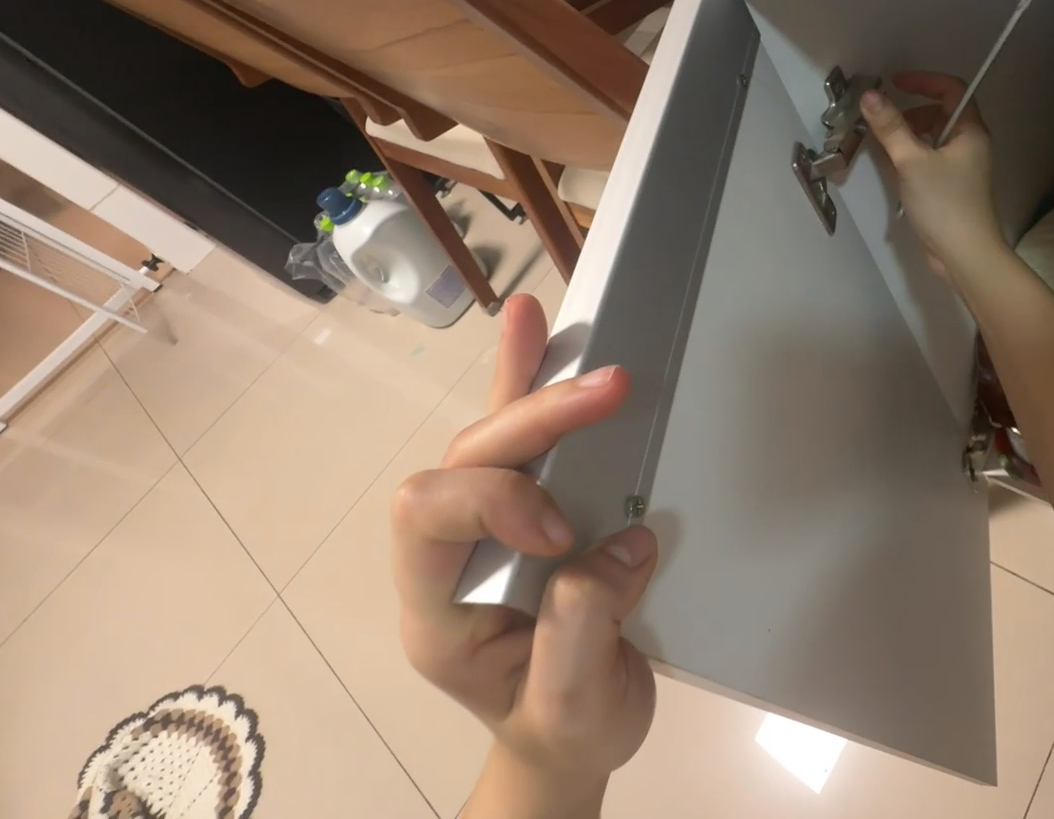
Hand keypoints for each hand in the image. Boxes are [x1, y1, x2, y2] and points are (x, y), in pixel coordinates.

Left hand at [391, 295, 658, 815]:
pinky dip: (527, 382)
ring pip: (487, 435)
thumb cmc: (567, 728)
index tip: (567, 533)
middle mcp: (450, 553)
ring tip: (536, 317)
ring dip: (519, 379)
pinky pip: (521, 438)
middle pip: (468, 459)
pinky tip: (536, 330)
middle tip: (613, 388)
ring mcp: (489, 527)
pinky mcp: (533, 508)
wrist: (573, 735)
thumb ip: (582, 635)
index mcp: (437, 606)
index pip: (431, 516)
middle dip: (536, 420)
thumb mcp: (576, 707)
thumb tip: (623, 542)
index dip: (500, 501)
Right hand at [860, 70, 1006, 278]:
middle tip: (884, 120)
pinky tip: (892, 169)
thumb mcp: (912, 161)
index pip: (952, 89)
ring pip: (932, 139)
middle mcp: (969, 145)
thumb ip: (890, 128)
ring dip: (908, 136)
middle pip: (940, 114)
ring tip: (884, 145)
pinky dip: (910, 158)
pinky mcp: (950, 189)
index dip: (924, 80)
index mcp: (970, 131)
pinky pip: (928, 161)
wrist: (964, 254)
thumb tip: (869, 95)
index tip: (895, 83)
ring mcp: (961, 169)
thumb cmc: (945, 203)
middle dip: (911, 112)